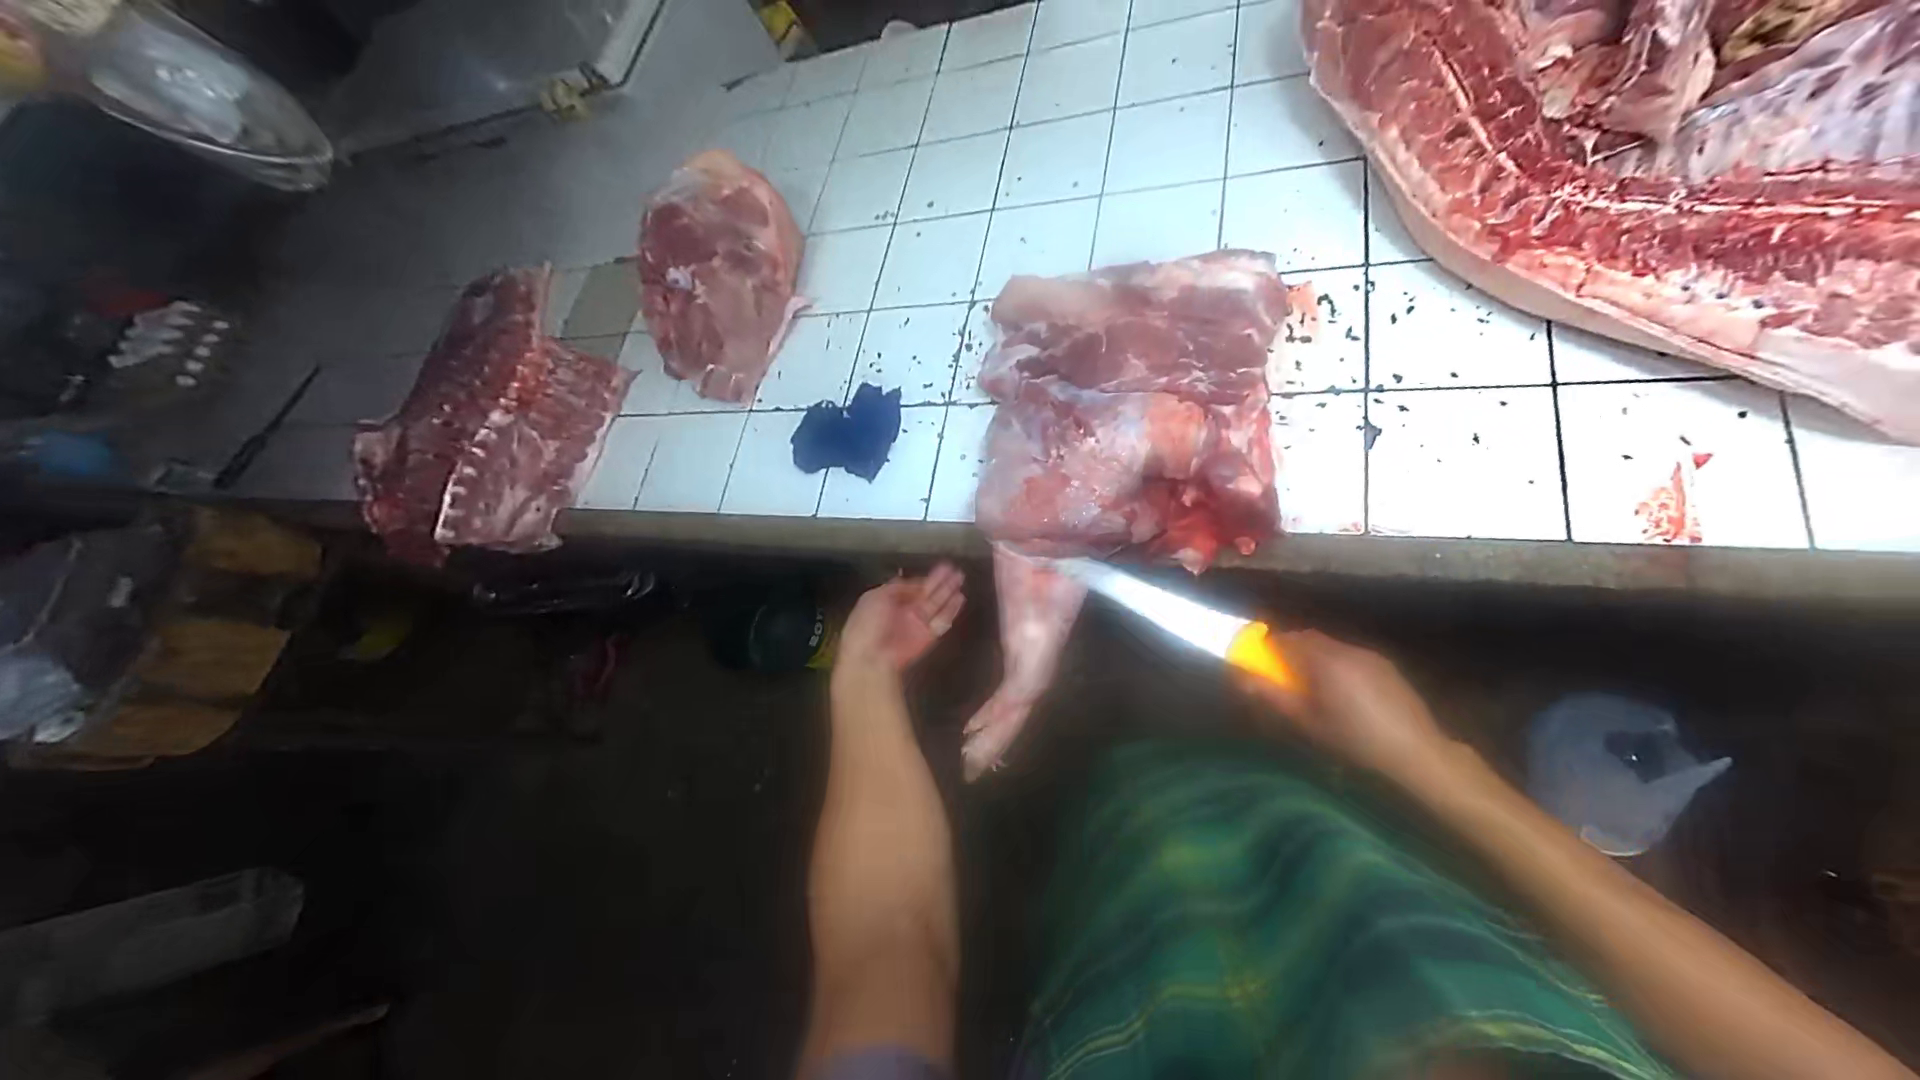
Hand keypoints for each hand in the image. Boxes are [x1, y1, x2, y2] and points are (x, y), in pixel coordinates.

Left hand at [835, 562, 965, 677]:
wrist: (870, 657)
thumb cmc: (867, 623)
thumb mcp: (876, 596)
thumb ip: (897, 586)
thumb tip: (915, 583)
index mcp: (889, 600)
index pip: (911, 587)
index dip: (924, 579)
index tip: (939, 569)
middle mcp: (905, 611)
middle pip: (926, 593)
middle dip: (940, 581)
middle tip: (955, 570)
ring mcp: (917, 624)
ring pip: (936, 605)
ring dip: (948, 592)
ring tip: (960, 578)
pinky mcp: (928, 637)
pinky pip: (942, 621)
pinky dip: (951, 610)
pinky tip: (960, 598)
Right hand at [1236, 629, 1452, 780]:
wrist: (1417, 753)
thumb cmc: (1353, 739)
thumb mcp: (1305, 722)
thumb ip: (1271, 696)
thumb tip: (1241, 678)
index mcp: (1322, 659)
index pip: (1284, 638)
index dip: (1268, 648)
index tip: (1263, 667)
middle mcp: (1344, 649)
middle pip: (1307, 638)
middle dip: (1291, 651)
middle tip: (1286, 679)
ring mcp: (1369, 655)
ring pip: (1330, 646)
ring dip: (1315, 658)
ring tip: (1316, 688)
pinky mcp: (1386, 667)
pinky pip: (1350, 656)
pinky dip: (1338, 665)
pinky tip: (1346, 694)